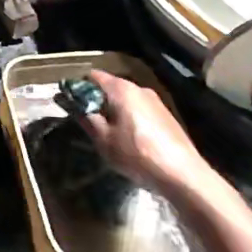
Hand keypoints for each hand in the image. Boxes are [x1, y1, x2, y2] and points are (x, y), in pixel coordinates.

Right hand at [77, 70, 220, 198]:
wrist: (184, 176)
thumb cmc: (137, 154)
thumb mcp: (103, 139)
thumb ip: (85, 116)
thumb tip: (67, 100)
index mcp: (121, 88)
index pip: (91, 76)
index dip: (77, 87)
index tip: (70, 104)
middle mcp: (139, 88)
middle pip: (109, 86)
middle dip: (96, 100)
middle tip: (87, 122)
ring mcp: (156, 101)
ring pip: (125, 99)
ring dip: (113, 110)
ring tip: (108, 134)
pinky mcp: (166, 116)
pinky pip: (139, 110)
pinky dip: (129, 118)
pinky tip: (130, 140)